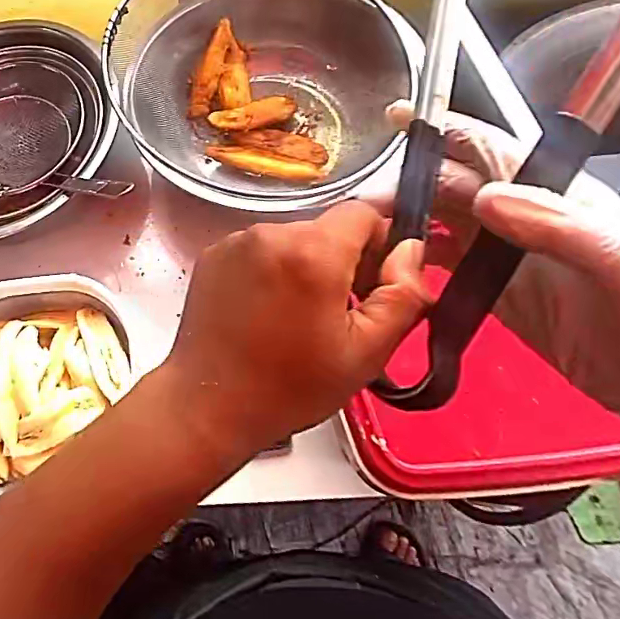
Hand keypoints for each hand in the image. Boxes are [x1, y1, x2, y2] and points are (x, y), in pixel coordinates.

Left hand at [159, 202, 429, 455]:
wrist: (207, 407)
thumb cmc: (288, 387)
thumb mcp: (366, 352)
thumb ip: (403, 295)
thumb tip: (412, 251)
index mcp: (312, 252)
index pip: (363, 211)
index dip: (379, 242)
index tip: (374, 282)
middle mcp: (272, 233)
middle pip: (328, 228)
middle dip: (343, 260)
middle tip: (340, 312)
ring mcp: (238, 241)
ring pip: (295, 239)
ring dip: (307, 266)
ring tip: (298, 318)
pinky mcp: (215, 253)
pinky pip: (261, 249)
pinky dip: (273, 270)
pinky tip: (267, 312)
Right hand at [364, 103, 619, 451]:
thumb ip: (562, 226)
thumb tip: (486, 197)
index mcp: (556, 193)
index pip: (489, 148)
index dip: (443, 131)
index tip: (399, 118)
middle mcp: (526, 216)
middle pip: (453, 185)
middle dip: (407, 183)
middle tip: (361, 201)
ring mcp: (510, 258)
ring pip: (444, 223)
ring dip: (406, 222)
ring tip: (366, 234)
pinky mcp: (500, 297)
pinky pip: (449, 269)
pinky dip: (418, 263)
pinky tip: (394, 269)